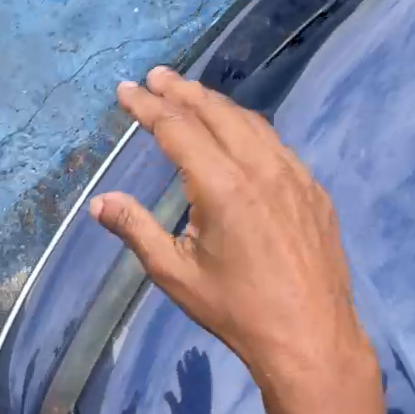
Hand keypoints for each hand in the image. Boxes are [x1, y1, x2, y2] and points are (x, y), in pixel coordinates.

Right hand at [89, 67, 372, 398]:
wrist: (310, 337)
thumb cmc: (234, 309)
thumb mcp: (173, 273)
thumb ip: (135, 230)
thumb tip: (100, 202)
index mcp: (222, 187)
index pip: (178, 129)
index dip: (148, 107)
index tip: (125, 90)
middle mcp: (261, 169)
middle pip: (217, 113)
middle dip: (182, 91)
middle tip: (155, 76)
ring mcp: (295, 176)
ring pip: (251, 123)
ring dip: (216, 104)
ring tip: (190, 95)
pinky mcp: (314, 191)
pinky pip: (275, 144)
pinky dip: (247, 127)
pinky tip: (237, 135)